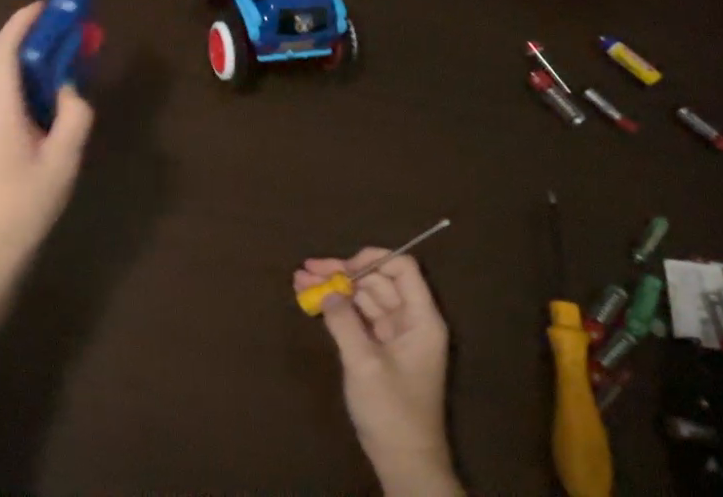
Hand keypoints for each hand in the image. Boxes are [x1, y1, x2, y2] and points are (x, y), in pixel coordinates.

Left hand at [0, 2, 94, 282]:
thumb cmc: (27, 204)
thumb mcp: (64, 160)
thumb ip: (74, 114)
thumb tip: (70, 87)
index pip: (6, 47)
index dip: (26, 20)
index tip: (50, 6)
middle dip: (25, 31)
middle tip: (59, 27)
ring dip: (17, 51)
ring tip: (53, 51)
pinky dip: (10, 71)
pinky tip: (36, 84)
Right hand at [296, 249, 457, 487]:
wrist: (403, 461)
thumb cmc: (392, 411)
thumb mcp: (364, 363)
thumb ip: (344, 321)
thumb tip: (327, 290)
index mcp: (421, 320)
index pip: (402, 270)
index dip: (372, 260)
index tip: (339, 266)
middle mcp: (411, 322)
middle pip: (378, 281)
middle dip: (343, 272)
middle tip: (307, 269)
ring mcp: (396, 337)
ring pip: (365, 299)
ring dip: (335, 288)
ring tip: (301, 280)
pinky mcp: (381, 351)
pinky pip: (359, 318)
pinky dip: (338, 308)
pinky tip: (314, 301)